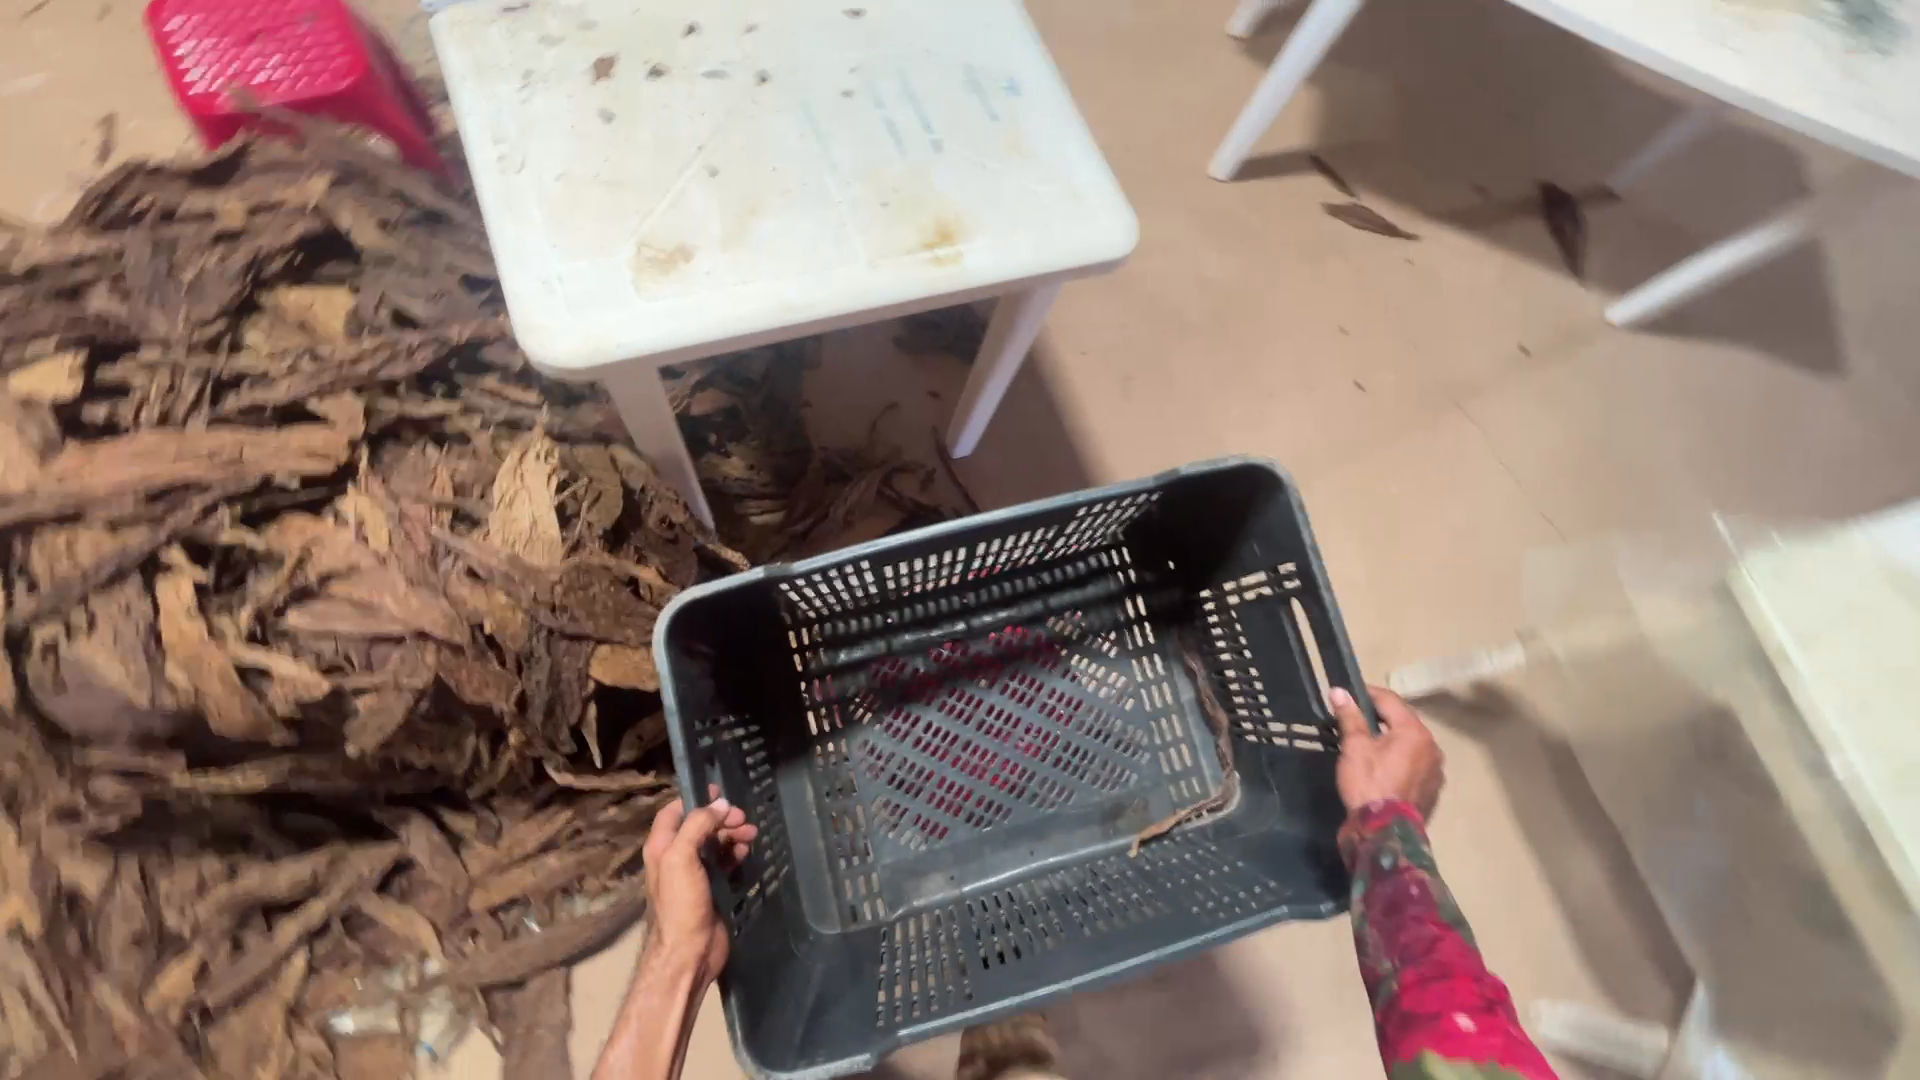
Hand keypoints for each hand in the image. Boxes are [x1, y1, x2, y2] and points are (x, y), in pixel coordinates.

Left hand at [641, 784, 758, 988]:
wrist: (689, 952)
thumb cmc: (680, 904)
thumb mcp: (681, 858)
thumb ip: (698, 825)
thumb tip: (720, 804)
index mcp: (661, 847)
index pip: (675, 810)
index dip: (696, 798)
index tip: (721, 793)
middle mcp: (675, 856)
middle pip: (700, 824)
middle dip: (722, 817)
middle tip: (743, 819)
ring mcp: (694, 872)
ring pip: (715, 841)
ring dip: (733, 833)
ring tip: (750, 835)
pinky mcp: (711, 886)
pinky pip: (725, 859)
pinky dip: (736, 851)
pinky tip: (746, 851)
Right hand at [1330, 686, 1443, 818]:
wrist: (1386, 832)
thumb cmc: (1369, 783)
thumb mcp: (1354, 746)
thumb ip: (1349, 716)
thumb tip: (1338, 691)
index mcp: (1415, 732)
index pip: (1390, 700)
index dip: (1366, 693)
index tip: (1346, 695)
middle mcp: (1432, 746)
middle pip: (1402, 720)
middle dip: (1378, 715)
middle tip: (1352, 717)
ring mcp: (1435, 769)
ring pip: (1409, 742)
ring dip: (1390, 737)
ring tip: (1366, 741)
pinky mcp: (1432, 787)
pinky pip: (1414, 762)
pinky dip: (1398, 756)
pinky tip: (1381, 764)